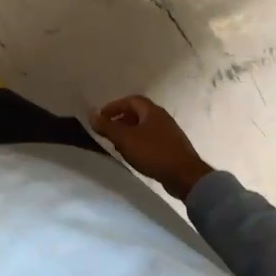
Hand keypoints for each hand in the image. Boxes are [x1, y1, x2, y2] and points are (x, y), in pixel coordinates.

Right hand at [91, 95, 213, 199]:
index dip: (114, 106)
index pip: (131, 100)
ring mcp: (169, 132)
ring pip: (144, 127)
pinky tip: (134, 154)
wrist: (184, 175)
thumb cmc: (153, 153)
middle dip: (120, 119)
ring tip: (118, 144)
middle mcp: (162, 117)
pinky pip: (151, 139)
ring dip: (129, 132)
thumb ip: (107, 127)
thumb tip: (91, 114)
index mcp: (152, 111)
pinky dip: (138, 142)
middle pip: (138, 113)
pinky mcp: (172, 147)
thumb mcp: (125, 139)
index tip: (101, 117)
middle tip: (108, 131)